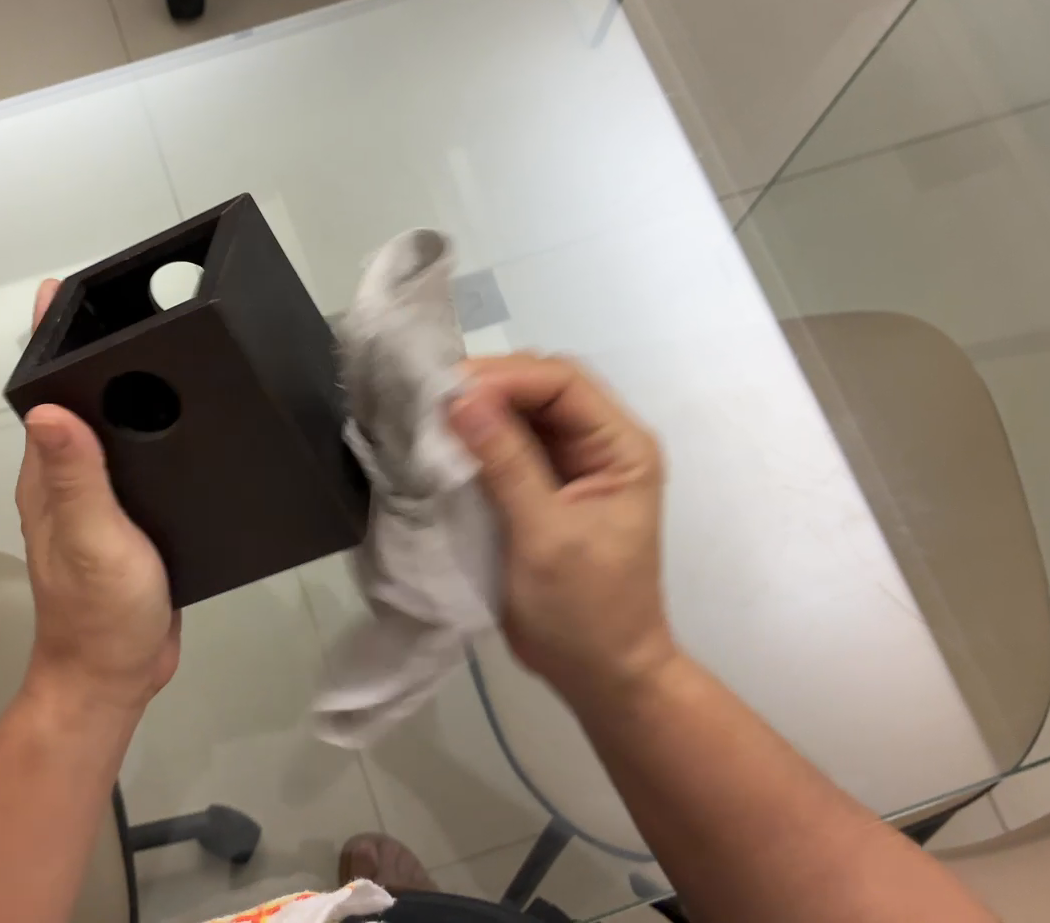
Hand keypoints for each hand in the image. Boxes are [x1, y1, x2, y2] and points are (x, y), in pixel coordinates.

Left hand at [16, 279, 180, 715]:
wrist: (119, 672)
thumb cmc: (100, 610)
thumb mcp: (89, 540)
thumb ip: (74, 479)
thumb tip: (47, 409)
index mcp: (50, 473)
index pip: (44, 391)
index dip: (51, 339)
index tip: (73, 289)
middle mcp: (68, 476)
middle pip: (78, 398)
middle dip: (98, 349)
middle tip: (141, 304)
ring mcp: (99, 497)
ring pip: (112, 426)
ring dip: (130, 386)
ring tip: (174, 349)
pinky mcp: (130, 516)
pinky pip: (138, 458)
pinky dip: (154, 428)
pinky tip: (188, 417)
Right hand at [447, 354, 677, 707]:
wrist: (598, 673)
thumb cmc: (584, 610)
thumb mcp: (545, 535)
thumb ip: (506, 463)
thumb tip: (460, 399)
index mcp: (620, 447)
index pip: (562, 382)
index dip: (506, 377)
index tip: (449, 392)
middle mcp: (598, 443)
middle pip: (540, 386)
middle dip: (487, 385)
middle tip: (431, 399)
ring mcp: (569, 463)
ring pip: (519, 411)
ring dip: (476, 409)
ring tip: (429, 415)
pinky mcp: (539, 484)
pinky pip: (504, 442)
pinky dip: (473, 437)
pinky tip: (441, 441)